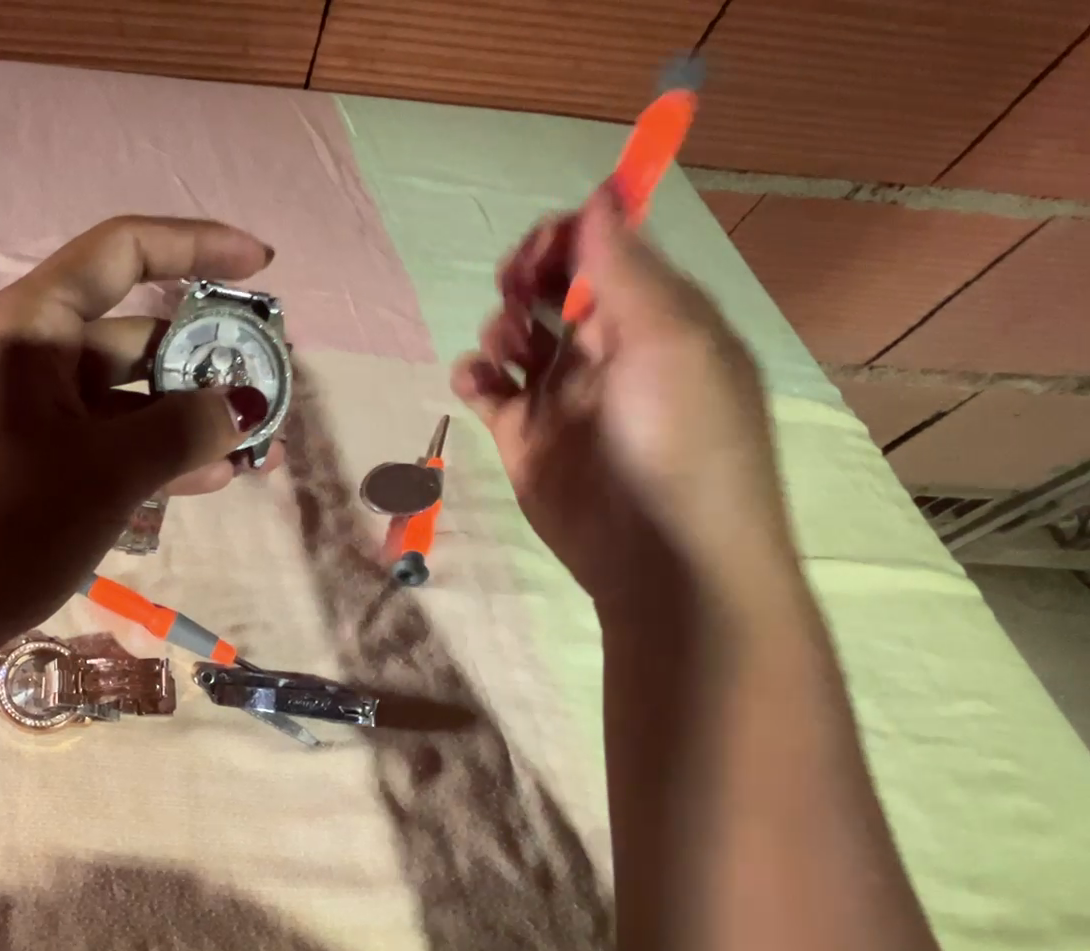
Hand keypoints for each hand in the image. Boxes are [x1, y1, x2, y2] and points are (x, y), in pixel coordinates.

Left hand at [0, 216, 283, 688]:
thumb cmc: (0, 526)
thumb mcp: (106, 472)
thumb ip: (184, 428)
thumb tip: (247, 404)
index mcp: (32, 326)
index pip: (123, 251)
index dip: (198, 245)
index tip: (263, 266)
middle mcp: (31, 359)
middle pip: (135, 331)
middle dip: (208, 359)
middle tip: (273, 390)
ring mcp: (31, 417)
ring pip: (129, 398)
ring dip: (193, 419)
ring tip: (261, 447)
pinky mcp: (35, 468)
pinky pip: (109, 445)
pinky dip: (158, 457)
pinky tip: (214, 480)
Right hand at [452, 189, 797, 606]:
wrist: (659, 556)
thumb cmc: (679, 440)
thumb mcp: (669, 342)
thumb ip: (627, 270)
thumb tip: (603, 192)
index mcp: (654, 317)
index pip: (605, 251)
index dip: (569, 235)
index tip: (540, 248)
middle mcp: (607, 348)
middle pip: (552, 286)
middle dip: (526, 276)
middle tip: (516, 292)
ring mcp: (561, 394)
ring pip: (514, 334)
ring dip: (500, 326)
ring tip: (504, 354)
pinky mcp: (523, 436)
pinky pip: (487, 390)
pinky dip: (473, 376)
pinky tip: (477, 384)